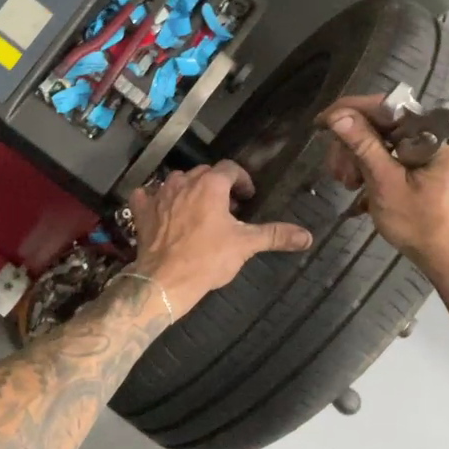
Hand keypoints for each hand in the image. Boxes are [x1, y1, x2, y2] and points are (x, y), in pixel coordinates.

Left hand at [129, 161, 312, 312]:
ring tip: (200, 212)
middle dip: (217, 187)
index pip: (230, 168)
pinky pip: (146, 195)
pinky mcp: (141, 210)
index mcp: (210, 185)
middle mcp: (183, 182)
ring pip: (177, 182)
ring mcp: (159, 194)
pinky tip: (162, 211)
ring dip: (190, 191)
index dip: (241, 180)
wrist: (165, 280)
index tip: (246, 198)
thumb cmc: (208, 259)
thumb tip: (307, 235)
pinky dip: (155, 199)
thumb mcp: (245, 245)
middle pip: (204, 174)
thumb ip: (275, 235)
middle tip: (227, 210)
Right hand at [317, 94, 448, 277]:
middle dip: (354, 145)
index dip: (348, 112)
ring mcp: (440, 151)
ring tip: (350, 187)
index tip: (320, 125)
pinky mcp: (437, 168)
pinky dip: (379, 170)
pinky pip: (400, 157)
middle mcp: (441, 133)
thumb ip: (363, 146)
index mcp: (435, 131)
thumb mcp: (386, 186)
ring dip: (362, 161)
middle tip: (339, 176)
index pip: (384, 106)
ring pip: (388, 141)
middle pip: (384, 124)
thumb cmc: (426, 227)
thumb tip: (338, 116)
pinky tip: (362, 193)